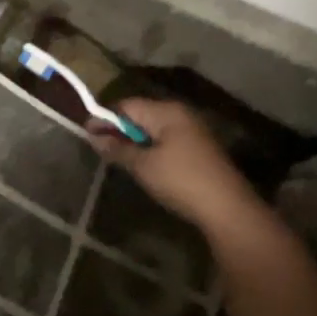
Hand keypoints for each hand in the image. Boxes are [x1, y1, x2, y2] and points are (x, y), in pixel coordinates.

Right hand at [87, 99, 265, 231]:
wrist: (229, 209)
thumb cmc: (181, 181)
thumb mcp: (143, 165)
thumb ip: (117, 148)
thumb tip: (93, 135)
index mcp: (166, 111)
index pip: (126, 106)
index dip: (105, 119)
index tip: (88, 135)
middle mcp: (180, 114)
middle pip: (141, 115)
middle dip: (120, 130)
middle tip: (103, 150)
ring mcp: (193, 131)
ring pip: (154, 129)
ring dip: (136, 142)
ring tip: (122, 160)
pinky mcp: (201, 149)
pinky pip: (168, 141)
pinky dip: (153, 149)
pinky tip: (147, 167)